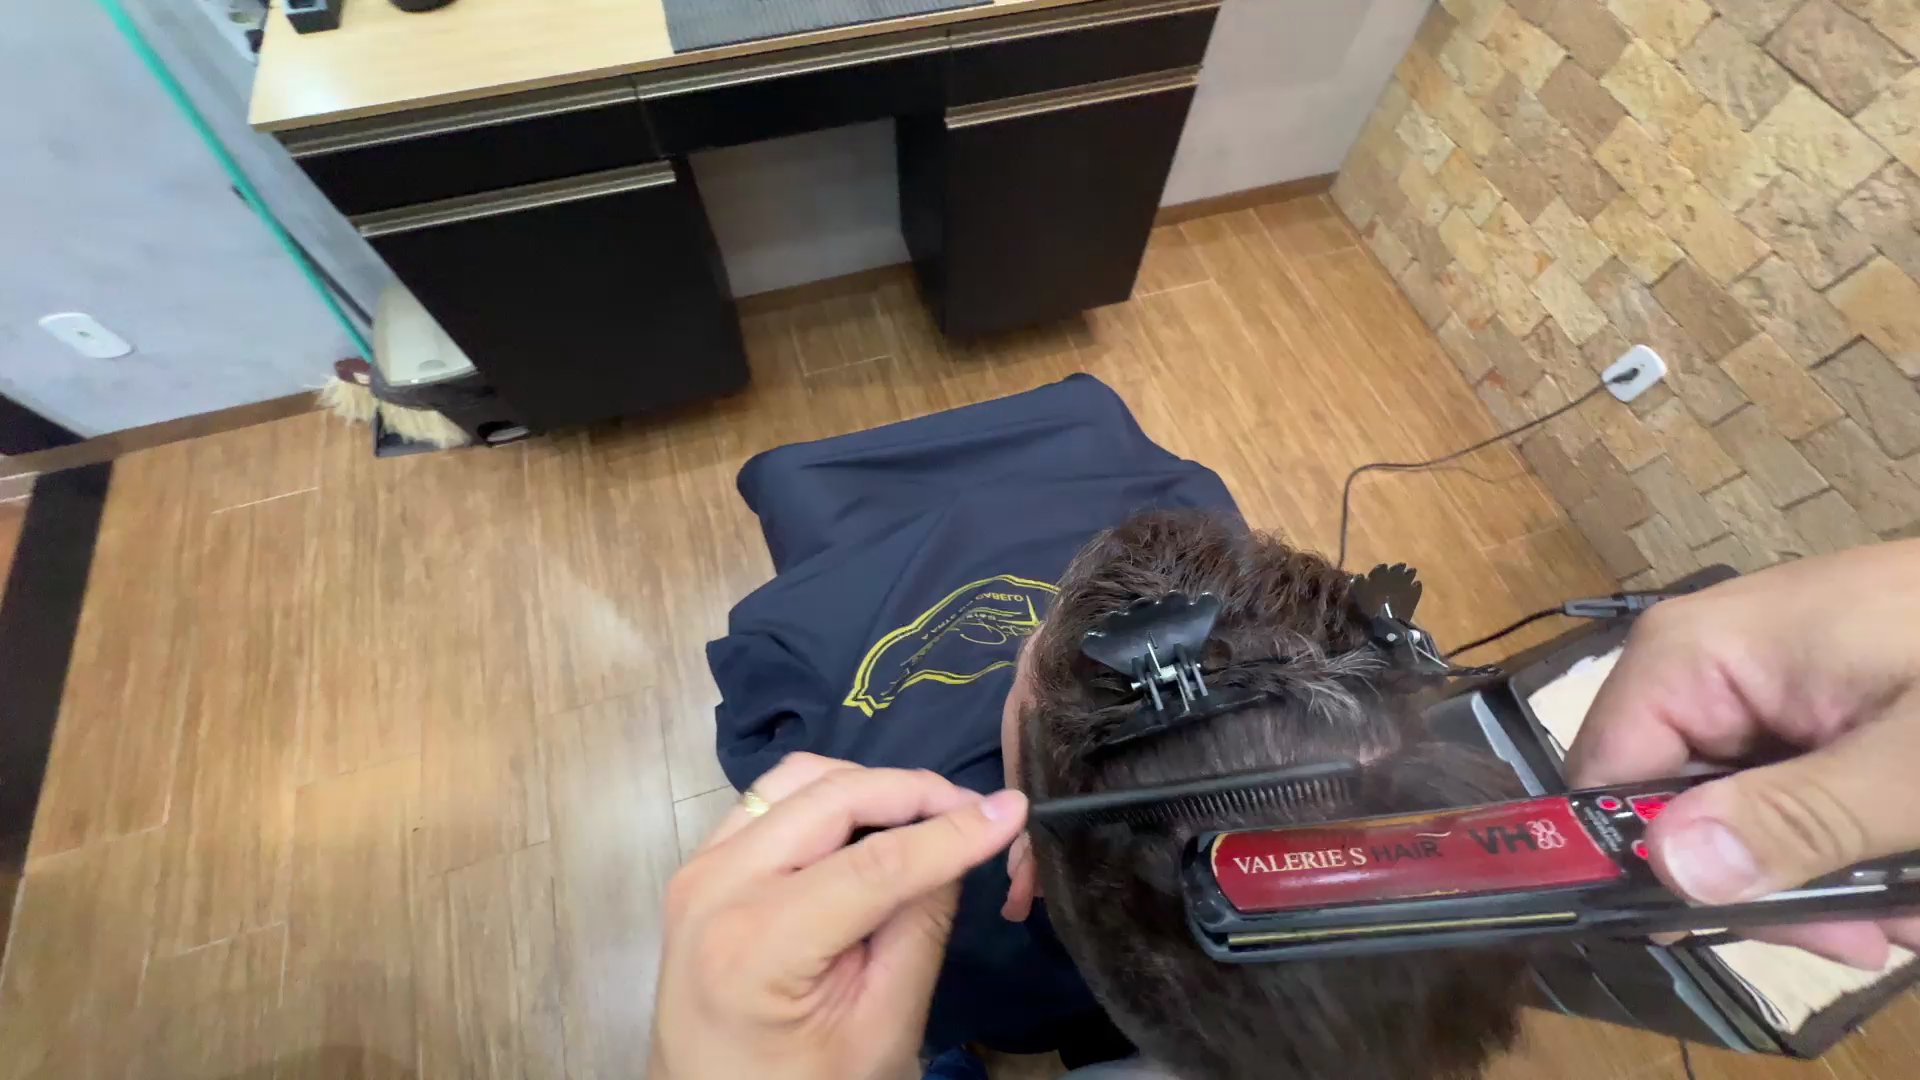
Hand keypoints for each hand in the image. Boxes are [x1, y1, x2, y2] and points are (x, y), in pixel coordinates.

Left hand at [650, 753, 1027, 1079]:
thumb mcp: (882, 1026)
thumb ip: (922, 923)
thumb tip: (957, 839)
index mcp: (757, 945)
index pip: (875, 863)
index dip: (950, 832)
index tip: (1011, 808)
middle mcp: (717, 886)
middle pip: (834, 798)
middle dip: (913, 791)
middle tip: (970, 808)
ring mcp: (701, 864)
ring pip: (800, 777)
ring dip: (868, 784)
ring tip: (919, 814)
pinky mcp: (702, 859)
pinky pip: (773, 795)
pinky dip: (828, 792)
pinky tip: (863, 820)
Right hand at [1566, 540, 1919, 967]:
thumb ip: (1802, 815)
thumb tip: (1674, 871)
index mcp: (1685, 656)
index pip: (1605, 772)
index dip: (1650, 856)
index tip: (1751, 927)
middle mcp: (1693, 665)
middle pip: (1676, 793)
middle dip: (1770, 872)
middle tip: (1876, 936)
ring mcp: (1749, 678)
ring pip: (1739, 798)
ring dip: (1822, 866)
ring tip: (1914, 905)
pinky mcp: (1802, 694)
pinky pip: (1788, 777)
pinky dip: (1845, 829)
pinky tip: (1908, 858)